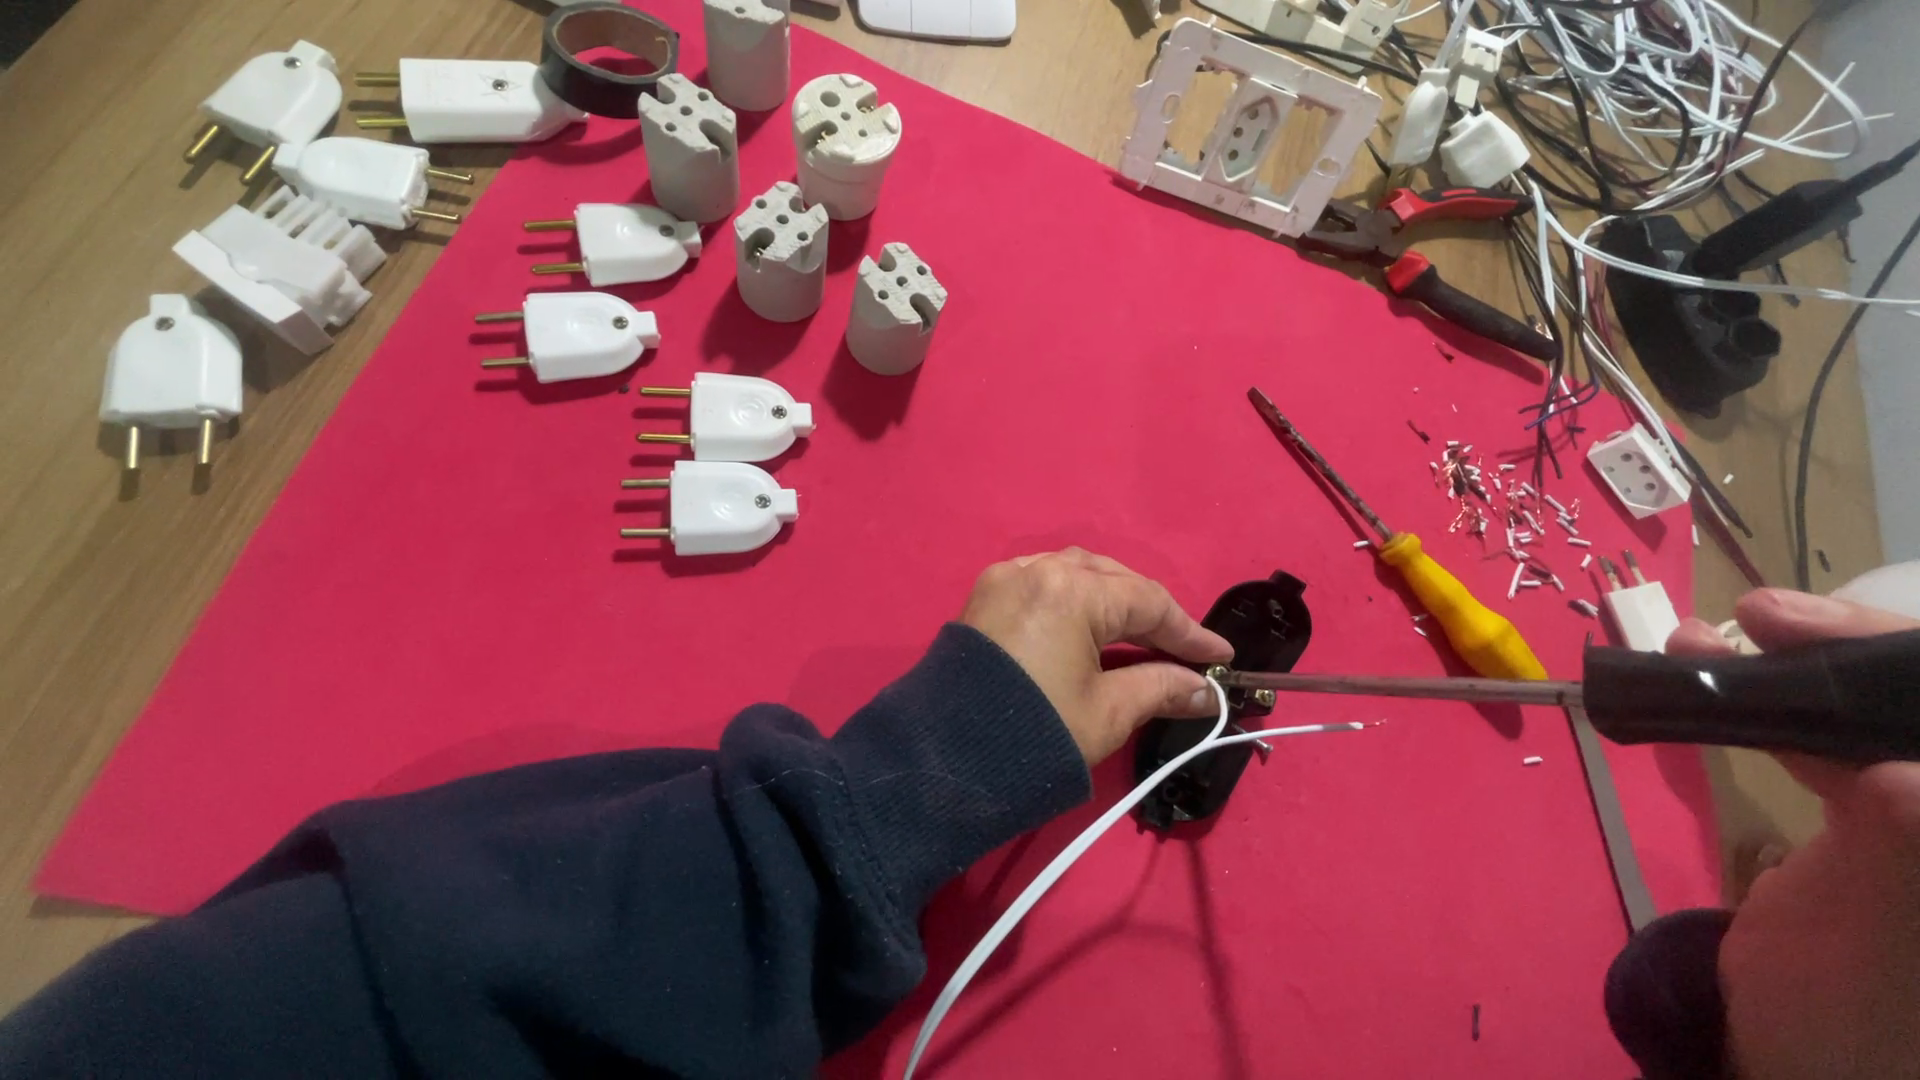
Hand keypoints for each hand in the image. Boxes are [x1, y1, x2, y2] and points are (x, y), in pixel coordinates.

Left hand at [961, 549, 1232, 765]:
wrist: (945, 760)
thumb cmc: (1036, 732)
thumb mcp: (1107, 712)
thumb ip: (1161, 688)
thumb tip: (1204, 689)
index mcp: (1070, 590)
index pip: (1147, 602)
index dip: (1188, 632)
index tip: (1220, 656)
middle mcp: (1037, 569)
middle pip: (1111, 580)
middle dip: (1150, 612)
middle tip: (1182, 648)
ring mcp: (1006, 579)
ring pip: (1075, 574)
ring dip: (1112, 600)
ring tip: (1141, 635)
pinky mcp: (986, 598)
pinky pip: (1043, 584)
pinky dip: (1074, 600)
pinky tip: (1090, 626)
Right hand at [1666, 590, 1919, 1079]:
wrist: (1794, 1050)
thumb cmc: (1856, 1018)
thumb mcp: (1889, 950)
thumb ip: (1908, 857)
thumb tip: (1901, 777)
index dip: (1916, 666)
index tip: (1837, 636)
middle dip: (1864, 651)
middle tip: (1771, 618)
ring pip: (1879, 709)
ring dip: (1802, 663)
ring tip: (1723, 628)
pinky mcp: (1873, 809)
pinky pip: (1830, 734)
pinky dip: (1768, 697)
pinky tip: (1708, 666)